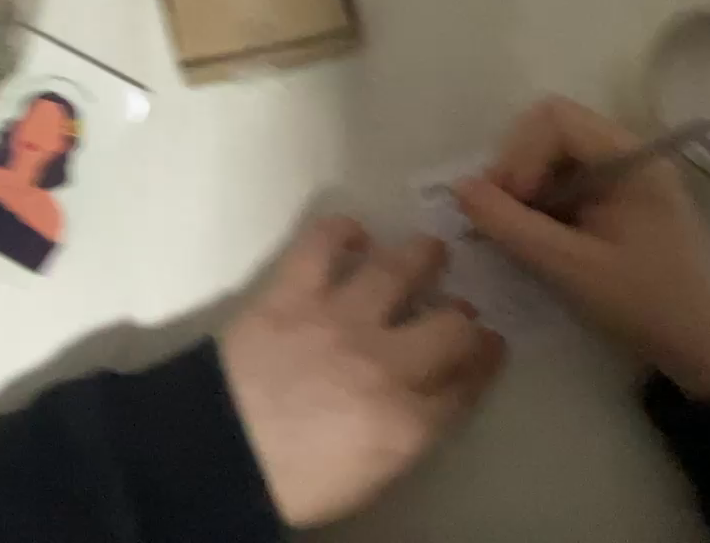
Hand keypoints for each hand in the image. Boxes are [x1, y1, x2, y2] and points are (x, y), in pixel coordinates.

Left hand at [218, 217, 506, 527]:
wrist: (219, 452)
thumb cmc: (293, 480)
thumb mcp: (370, 474)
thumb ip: (408, 431)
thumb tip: (427, 396)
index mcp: (407, 423)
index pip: (465, 383)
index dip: (484, 360)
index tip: (490, 343)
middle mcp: (386, 362)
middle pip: (449, 328)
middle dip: (463, 317)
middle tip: (459, 307)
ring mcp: (340, 318)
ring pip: (398, 271)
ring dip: (421, 256)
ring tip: (430, 249)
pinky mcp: (294, 291)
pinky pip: (323, 244)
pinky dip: (341, 230)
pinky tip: (354, 231)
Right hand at [455, 97, 709, 401]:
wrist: (700, 349)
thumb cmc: (644, 305)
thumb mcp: (571, 269)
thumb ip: (511, 225)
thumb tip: (458, 187)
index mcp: (631, 159)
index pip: (555, 119)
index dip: (520, 154)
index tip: (510, 202)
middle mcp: (625, 152)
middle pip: (547, 126)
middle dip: (516, 165)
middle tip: (503, 212)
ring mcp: (617, 170)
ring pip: (546, 148)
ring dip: (521, 181)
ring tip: (516, 225)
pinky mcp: (608, 191)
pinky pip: (556, 172)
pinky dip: (534, 195)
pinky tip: (533, 230)